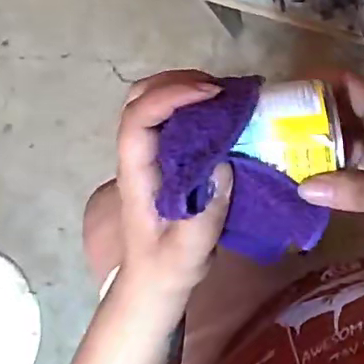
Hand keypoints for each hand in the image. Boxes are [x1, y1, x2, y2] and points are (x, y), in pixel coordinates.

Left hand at [113, 70, 233, 295]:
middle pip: (139, 98)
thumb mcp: (189, 251)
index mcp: (136, 176)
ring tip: (226, 96)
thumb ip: (205, 214)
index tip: (212, 95)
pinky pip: (172, 117)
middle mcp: (138, 157)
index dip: (171, 98)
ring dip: (185, 88)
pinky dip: (194, 102)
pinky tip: (223, 112)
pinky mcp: (166, 157)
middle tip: (221, 89)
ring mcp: (150, 155)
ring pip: (152, 102)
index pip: (139, 121)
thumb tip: (224, 163)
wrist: (154, 281)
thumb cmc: (168, 267)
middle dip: (177, 82)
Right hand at [296, 71, 363, 238]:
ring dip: (325, 138)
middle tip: (278, 123)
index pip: (354, 86)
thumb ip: (355, 189)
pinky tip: (319, 179)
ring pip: (354, 135)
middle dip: (315, 111)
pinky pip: (361, 160)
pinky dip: (339, 164)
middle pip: (348, 109)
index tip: (288, 88)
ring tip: (288, 148)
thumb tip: (303, 185)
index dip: (323, 79)